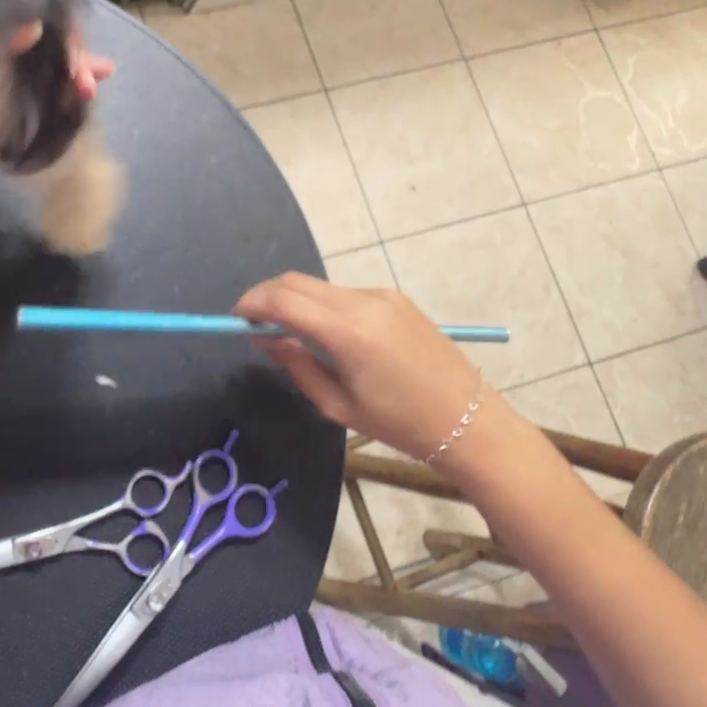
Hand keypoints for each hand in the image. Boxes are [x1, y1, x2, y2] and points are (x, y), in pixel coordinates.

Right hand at [233, 273, 504, 464]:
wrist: (470, 421)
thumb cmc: (399, 424)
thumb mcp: (337, 404)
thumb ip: (295, 364)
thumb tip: (263, 338)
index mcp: (348, 332)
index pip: (283, 300)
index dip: (252, 304)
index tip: (235, 320)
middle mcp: (364, 302)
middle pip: (296, 282)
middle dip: (266, 296)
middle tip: (251, 323)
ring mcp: (383, 296)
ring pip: (319, 286)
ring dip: (294, 301)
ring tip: (288, 334)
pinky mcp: (396, 298)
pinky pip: (344, 294)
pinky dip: (321, 305)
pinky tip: (326, 335)